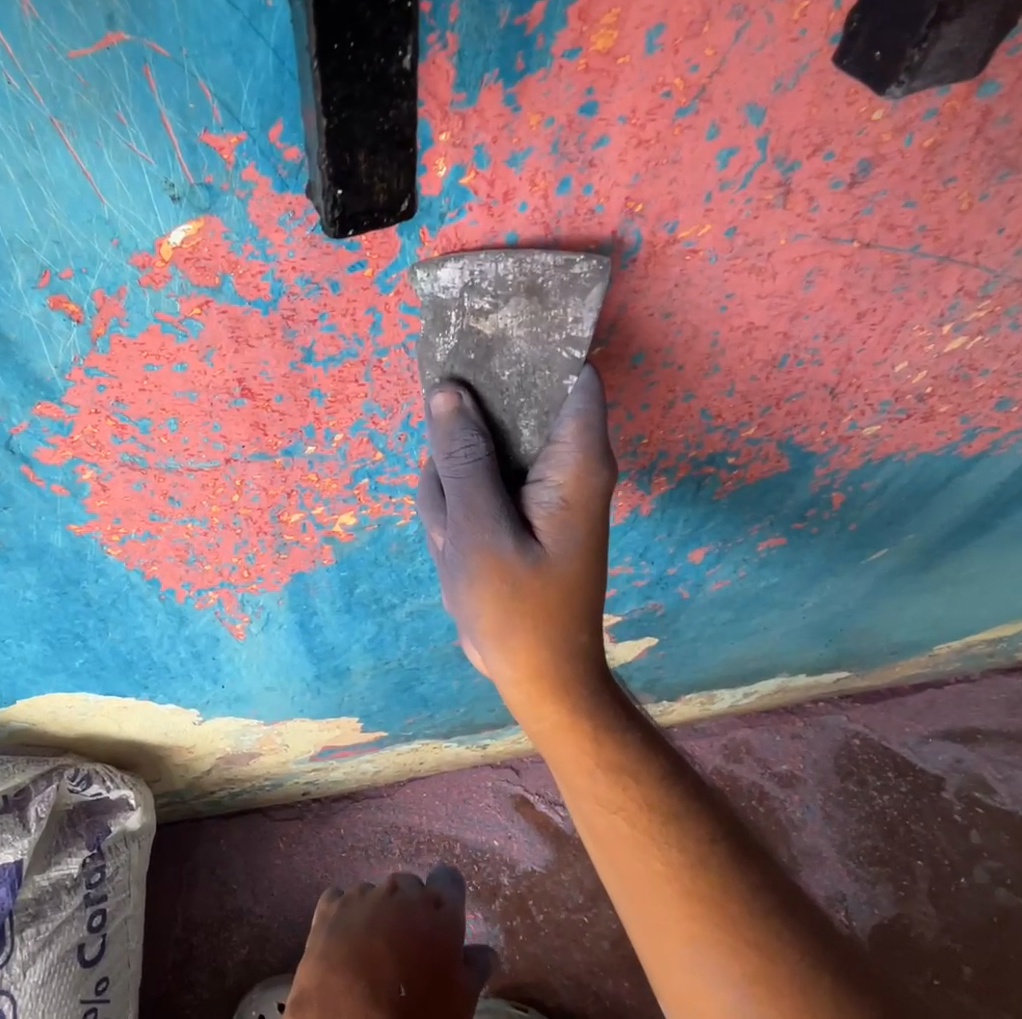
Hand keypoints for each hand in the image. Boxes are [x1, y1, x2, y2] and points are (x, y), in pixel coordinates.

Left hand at [284, 866, 493, 1018]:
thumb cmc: (416, 1012)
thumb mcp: (461, 1000)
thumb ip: (474, 968)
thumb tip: (485, 952)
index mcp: (439, 908)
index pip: (449, 878)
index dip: (447, 894)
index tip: (445, 915)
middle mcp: (400, 891)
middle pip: (410, 886)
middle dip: (412, 907)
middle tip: (411, 942)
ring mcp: (362, 894)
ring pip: (376, 892)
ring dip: (379, 911)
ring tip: (375, 947)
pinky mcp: (329, 905)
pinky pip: (342, 899)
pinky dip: (346, 914)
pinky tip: (346, 940)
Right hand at [418, 365, 617, 702]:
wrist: (537, 677)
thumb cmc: (517, 608)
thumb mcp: (479, 531)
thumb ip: (463, 458)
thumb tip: (446, 391)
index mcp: (575, 460)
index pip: (567, 373)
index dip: (525, 350)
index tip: (473, 344)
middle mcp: (563, 464)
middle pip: (506, 411)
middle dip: (463, 446)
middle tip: (454, 500)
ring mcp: (536, 490)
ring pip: (477, 453)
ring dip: (452, 491)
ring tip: (458, 542)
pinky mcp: (515, 511)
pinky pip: (473, 489)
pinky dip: (455, 514)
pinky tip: (457, 550)